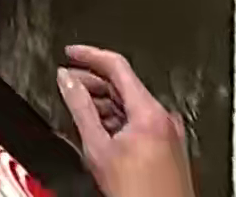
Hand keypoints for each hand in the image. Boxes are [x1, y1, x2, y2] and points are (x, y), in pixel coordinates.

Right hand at [56, 45, 194, 196]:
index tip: (71, 53)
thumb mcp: (98, 149)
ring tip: (80, 107)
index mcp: (150, 111)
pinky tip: (100, 129)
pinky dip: (117, 118)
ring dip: (103, 102)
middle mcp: (164, 117)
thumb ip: (80, 107)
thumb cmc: (139, 196)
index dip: (89, 55)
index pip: (116, 64)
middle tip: (69, 81)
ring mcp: (169, 133)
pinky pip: (139, 121)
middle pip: (123, 84)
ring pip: (130, 103)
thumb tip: (66, 79)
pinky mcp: (168, 148)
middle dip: (92, 81)